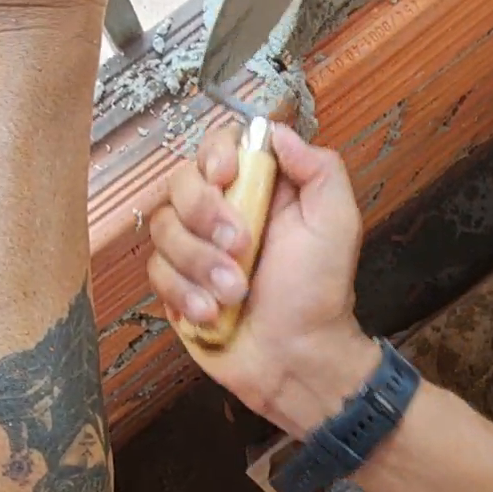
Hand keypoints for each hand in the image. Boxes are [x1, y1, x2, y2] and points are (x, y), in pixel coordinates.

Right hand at [147, 124, 381, 434]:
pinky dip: (185, 293)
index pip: (219, 147)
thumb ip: (318, 169)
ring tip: (235, 292)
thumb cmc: (319, 294)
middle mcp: (223, 214)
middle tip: (241, 248)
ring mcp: (196, 251)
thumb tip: (276, 132)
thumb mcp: (336, 223)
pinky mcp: (177, 286)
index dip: (213, 154)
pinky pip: (156, 273)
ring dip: (199, 263)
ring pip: (163, 229)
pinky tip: (213, 313)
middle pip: (181, 184)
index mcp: (260, 191)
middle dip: (205, 215)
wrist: (296, 359)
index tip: (225, 177)